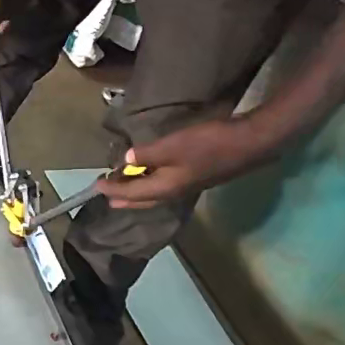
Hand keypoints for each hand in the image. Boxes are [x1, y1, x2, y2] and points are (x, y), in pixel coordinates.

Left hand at [98, 118, 278, 208]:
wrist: (248, 144)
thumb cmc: (209, 144)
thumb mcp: (173, 145)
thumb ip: (147, 154)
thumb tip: (126, 160)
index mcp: (165, 188)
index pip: (132, 194)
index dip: (113, 190)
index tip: (96, 186)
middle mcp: (174, 193)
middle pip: (142, 200)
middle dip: (123, 197)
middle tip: (107, 193)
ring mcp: (187, 187)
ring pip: (154, 195)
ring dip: (137, 192)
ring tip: (124, 186)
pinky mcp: (197, 179)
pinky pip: (166, 187)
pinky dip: (152, 184)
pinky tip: (153, 176)